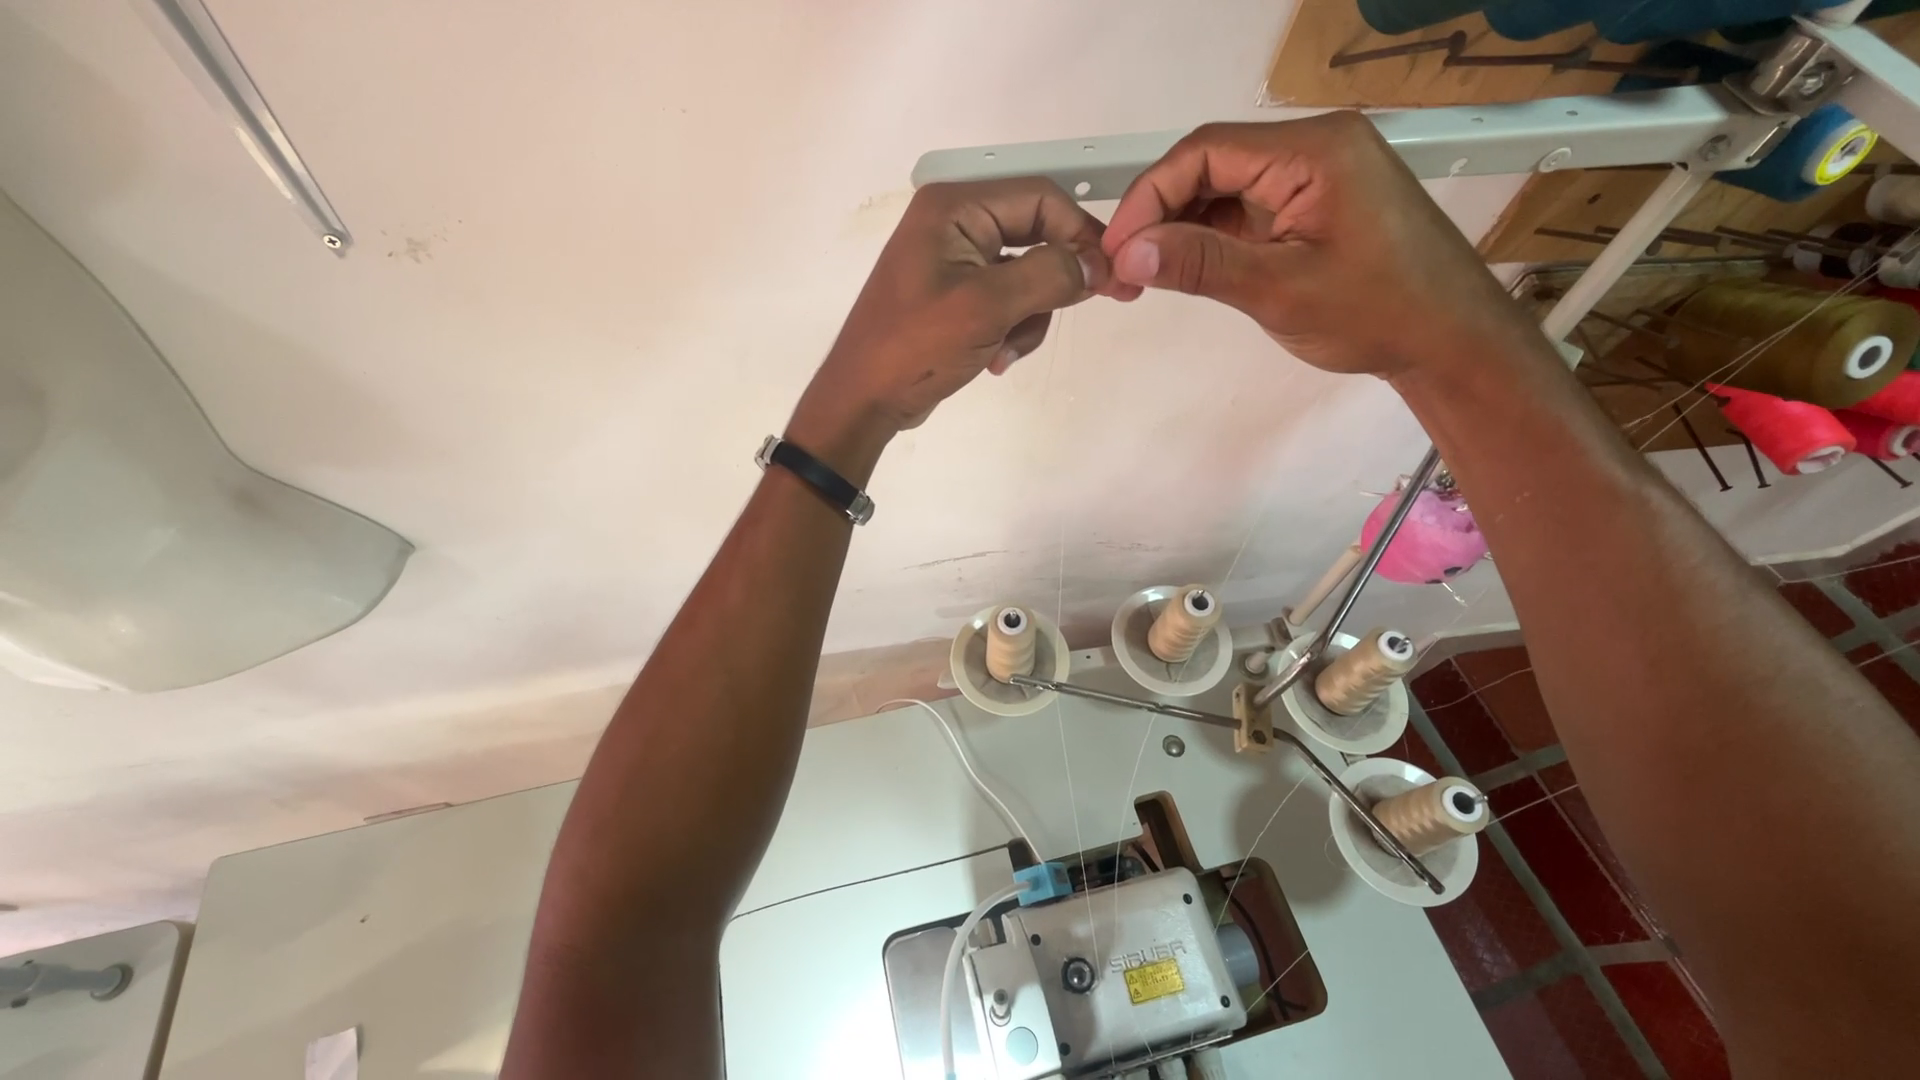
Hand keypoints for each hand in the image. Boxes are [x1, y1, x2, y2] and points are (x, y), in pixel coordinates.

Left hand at [789, 178, 1113, 481]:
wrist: (863, 400)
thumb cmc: (916, 347)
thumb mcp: (988, 307)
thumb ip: (1051, 275)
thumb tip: (1100, 263)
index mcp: (955, 207)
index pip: (1041, 199)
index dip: (1080, 234)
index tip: (1111, 277)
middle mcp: (955, 223)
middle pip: (1037, 236)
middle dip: (1049, 286)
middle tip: (1069, 315)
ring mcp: (954, 260)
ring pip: (1028, 275)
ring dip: (1029, 318)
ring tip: (1005, 351)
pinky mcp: (956, 294)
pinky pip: (1007, 301)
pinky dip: (1011, 330)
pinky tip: (994, 358)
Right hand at [1100, 112, 1535, 378]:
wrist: (1448, 342)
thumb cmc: (1379, 313)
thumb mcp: (1279, 290)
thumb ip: (1200, 264)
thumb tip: (1127, 255)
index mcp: (1314, 149)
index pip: (1204, 152)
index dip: (1149, 198)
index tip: (1117, 251)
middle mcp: (1314, 148)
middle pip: (1210, 165)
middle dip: (1160, 214)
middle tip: (1125, 268)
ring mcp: (1314, 176)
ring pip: (1223, 188)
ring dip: (1181, 227)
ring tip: (1148, 274)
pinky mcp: (1312, 205)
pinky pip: (1245, 209)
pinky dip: (1210, 237)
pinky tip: (1187, 267)